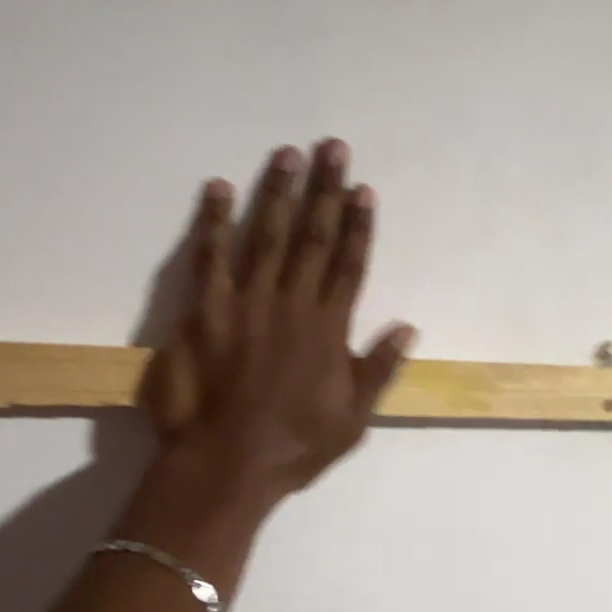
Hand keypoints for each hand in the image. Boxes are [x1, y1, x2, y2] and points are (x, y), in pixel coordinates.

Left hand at [141, 140, 415, 503]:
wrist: (226, 464)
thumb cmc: (293, 447)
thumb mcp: (352, 420)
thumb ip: (378, 371)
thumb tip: (407, 328)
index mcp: (328, 329)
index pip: (349, 266)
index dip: (359, 226)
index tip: (364, 189)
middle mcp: (291, 304)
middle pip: (313, 238)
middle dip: (325, 190)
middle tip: (332, 147)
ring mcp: (246, 303)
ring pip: (267, 236)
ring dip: (279, 192)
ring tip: (288, 153)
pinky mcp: (204, 311)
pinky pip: (210, 258)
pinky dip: (214, 222)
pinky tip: (220, 188)